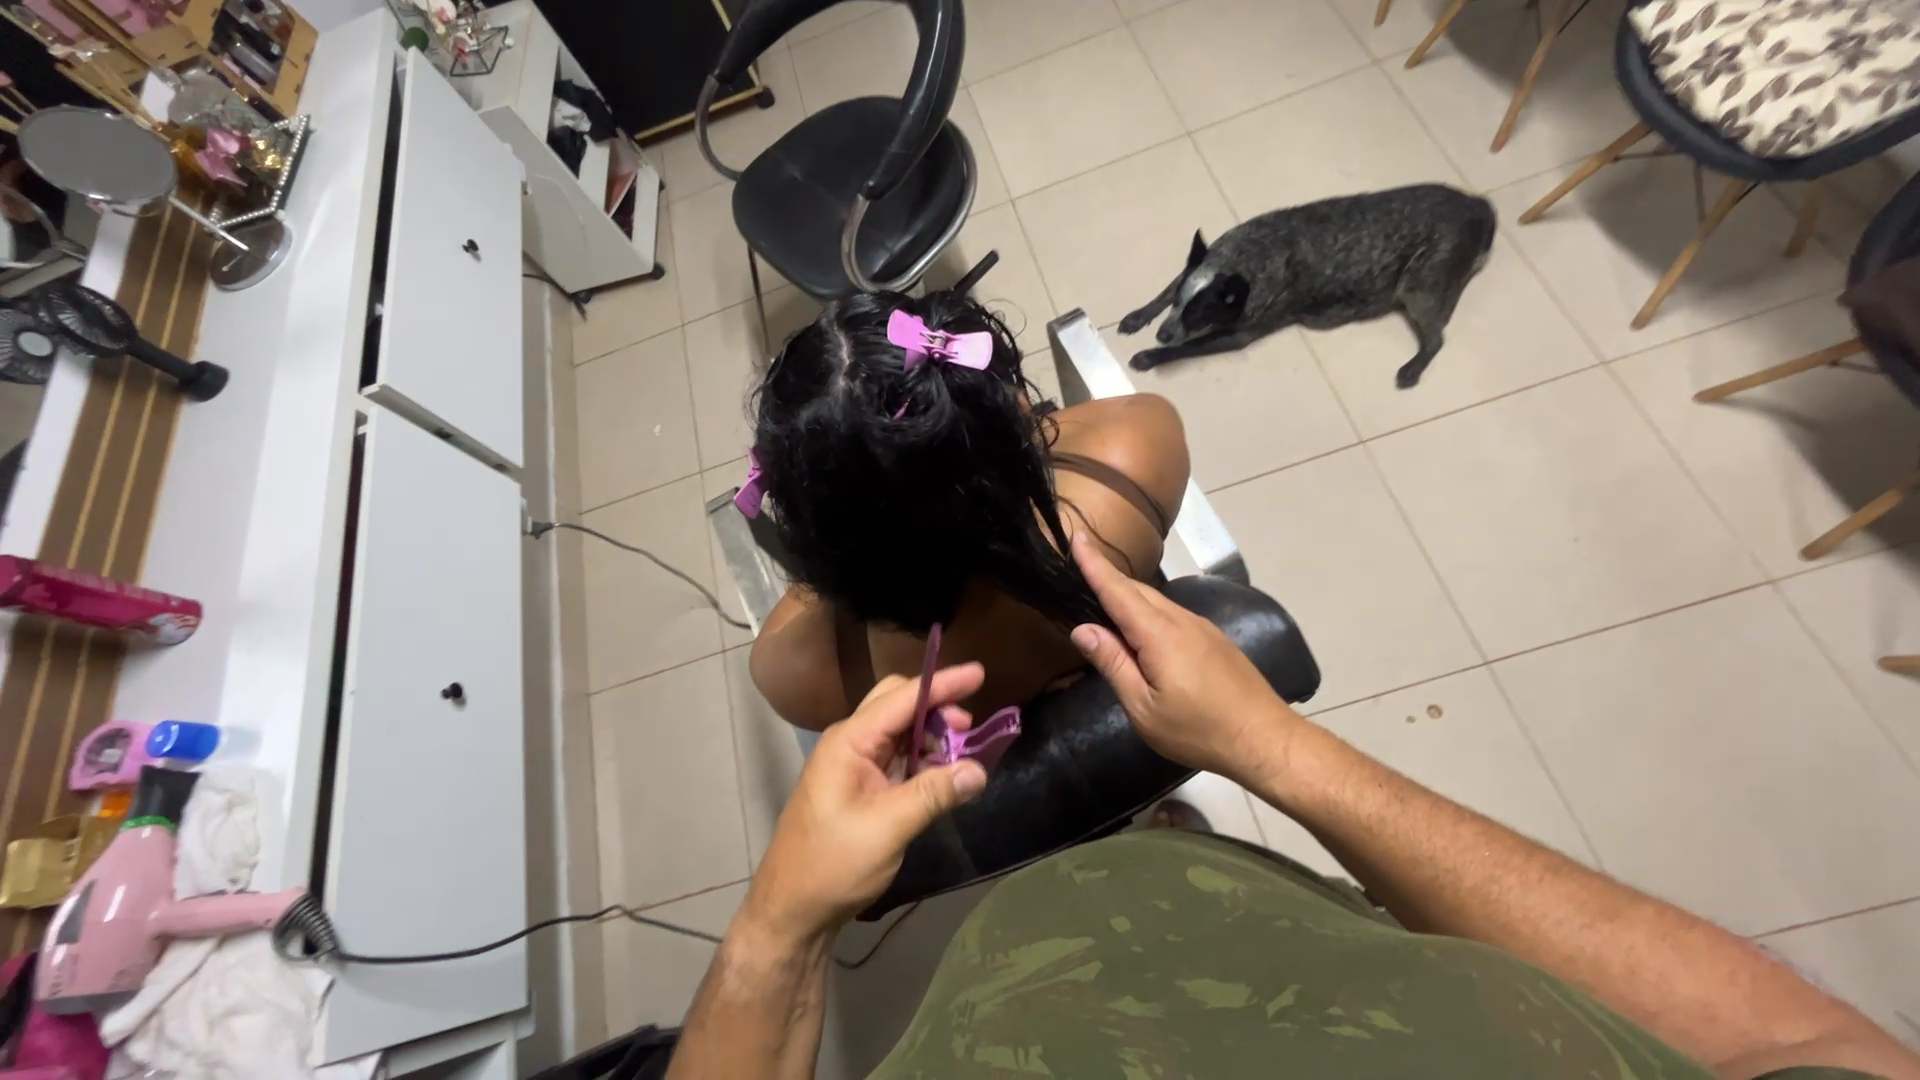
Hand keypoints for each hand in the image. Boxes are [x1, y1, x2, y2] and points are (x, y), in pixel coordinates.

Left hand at [739, 665, 989, 945]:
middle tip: (970, 727)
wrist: (792, 910)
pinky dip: (923, 757)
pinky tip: (942, 773)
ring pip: (900, 730)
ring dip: (932, 734)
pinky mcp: (861, 786)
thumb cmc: (832, 864)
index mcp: (849, 741)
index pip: (903, 696)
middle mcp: (850, 742)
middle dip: (937, 705)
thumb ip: (934, 794)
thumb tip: (979, 770)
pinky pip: (897, 756)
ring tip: (962, 753)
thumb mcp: (888, 828)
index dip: (943, 683)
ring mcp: (854, 764)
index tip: (980, 673)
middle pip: (898, 703)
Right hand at [1067, 533, 1302, 781]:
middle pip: (1136, 590)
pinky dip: (1147, 612)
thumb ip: (1113, 664)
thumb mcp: (1144, 707)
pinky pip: (1171, 615)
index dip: (1094, 563)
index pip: (1117, 590)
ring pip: (1155, 602)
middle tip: (1078, 567)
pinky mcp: (1213, 639)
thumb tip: (1082, 629)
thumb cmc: (1199, 730)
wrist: (1264, 739)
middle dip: (1107, 576)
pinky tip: (1140, 629)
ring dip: (1127, 596)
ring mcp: (1201, 627)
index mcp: (1159, 634)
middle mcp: (1181, 620)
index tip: (1077, 535)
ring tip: (1102, 601)